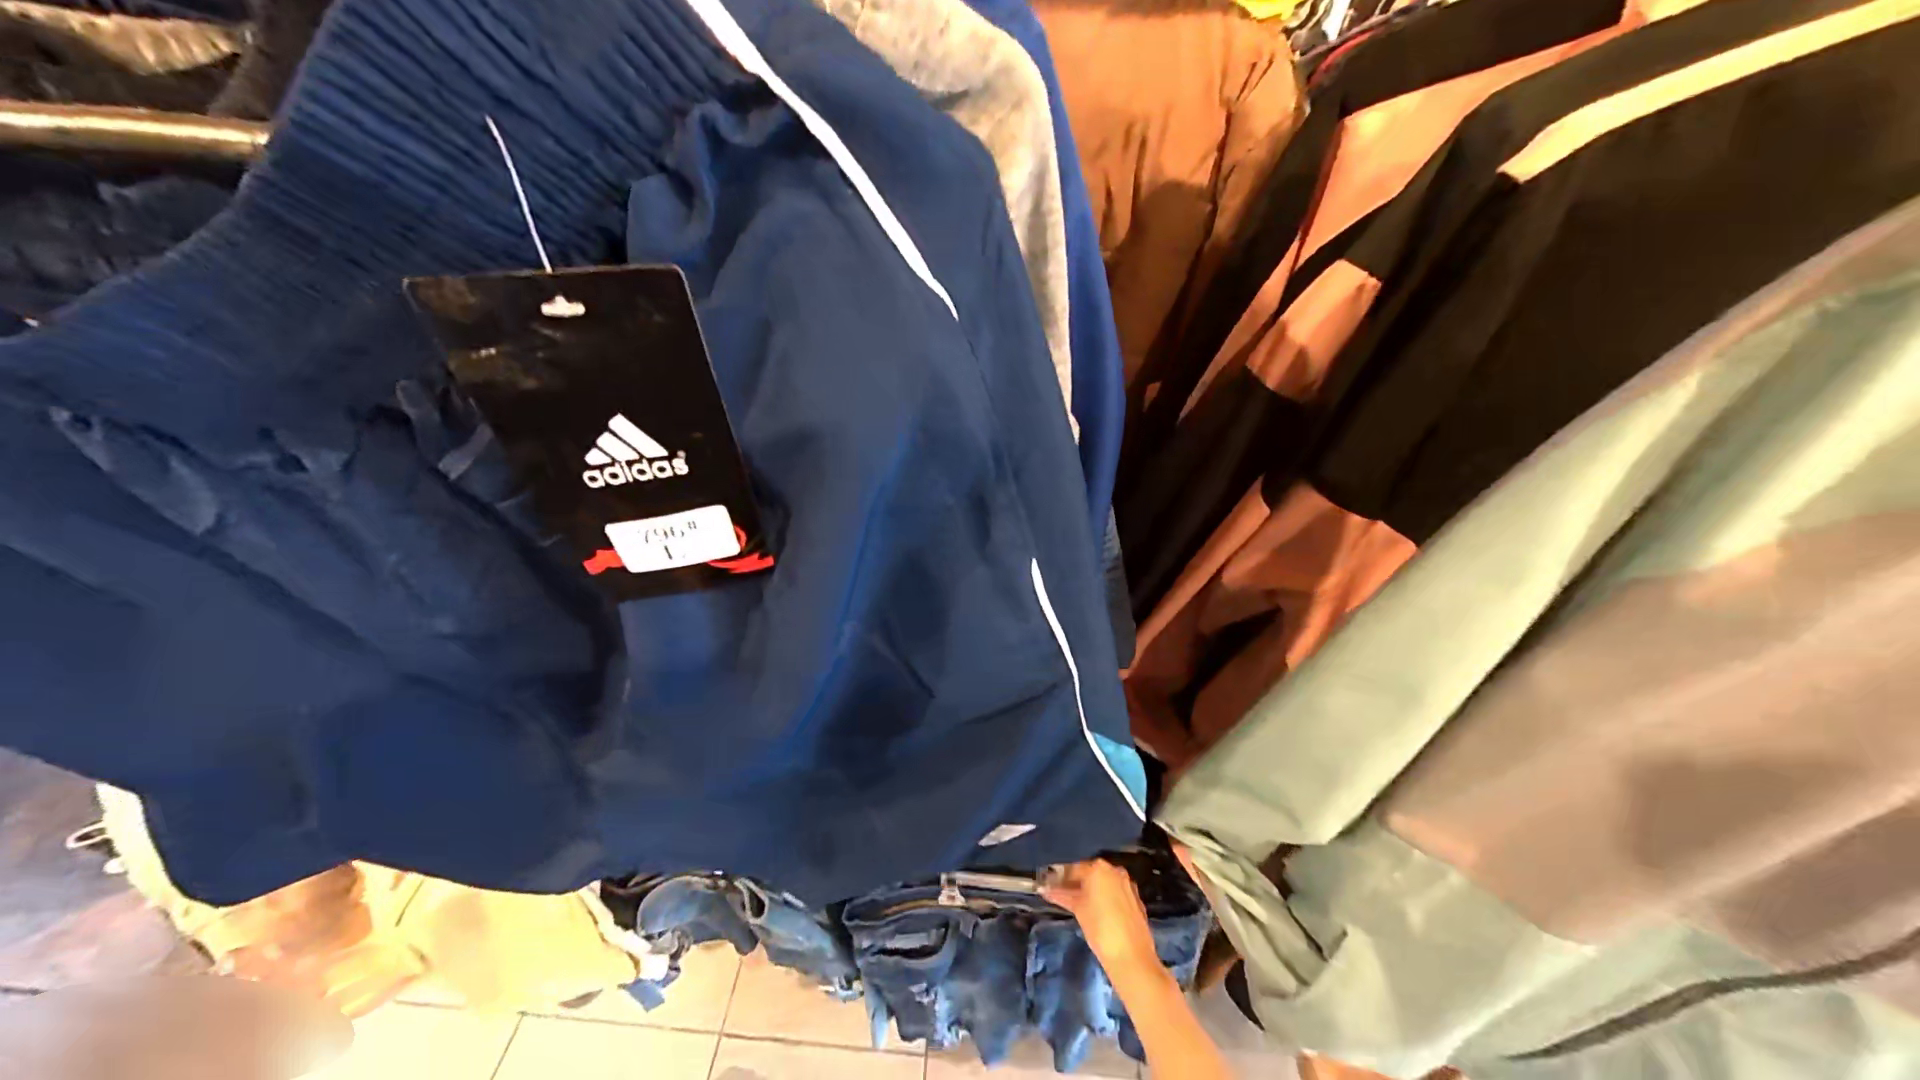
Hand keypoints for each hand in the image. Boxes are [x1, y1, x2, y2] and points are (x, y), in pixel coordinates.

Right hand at [1042, 858, 1161, 974]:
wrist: (1131, 956)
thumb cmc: (1100, 928)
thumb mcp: (1078, 909)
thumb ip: (1062, 895)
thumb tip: (1046, 889)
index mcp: (1099, 868)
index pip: (1074, 868)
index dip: (1060, 877)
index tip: (1050, 885)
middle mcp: (1115, 871)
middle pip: (1090, 874)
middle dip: (1076, 883)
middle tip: (1061, 894)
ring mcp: (1128, 885)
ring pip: (1104, 883)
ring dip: (1091, 890)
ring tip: (1077, 903)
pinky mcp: (1136, 900)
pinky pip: (1115, 893)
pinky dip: (1105, 898)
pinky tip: (1096, 910)